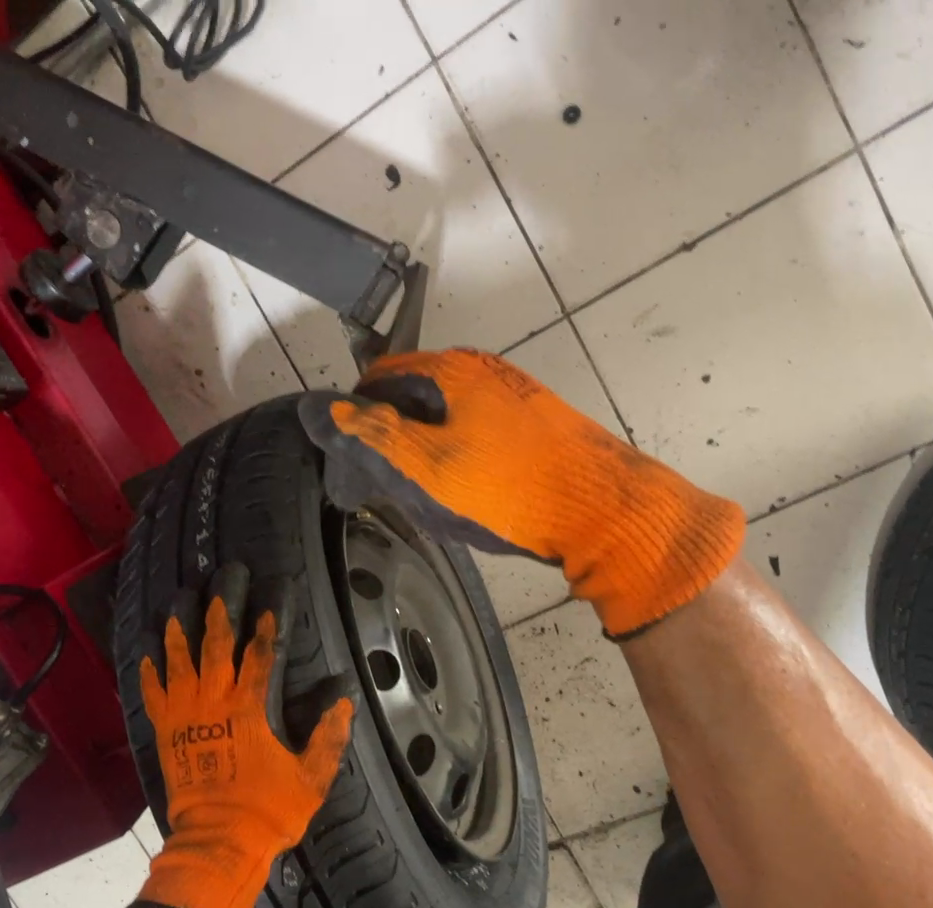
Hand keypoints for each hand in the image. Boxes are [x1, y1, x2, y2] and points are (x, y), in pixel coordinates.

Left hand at [129, 564, 352, 907]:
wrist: (216, 844)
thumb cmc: (268, 811)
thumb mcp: (312, 778)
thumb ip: (328, 736)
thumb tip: (344, 698)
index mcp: (252, 709)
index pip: (262, 655)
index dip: (267, 625)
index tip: (271, 599)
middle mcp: (216, 702)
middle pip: (216, 645)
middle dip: (220, 609)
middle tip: (223, 579)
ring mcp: (186, 715)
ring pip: (180, 660)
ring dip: (180, 627)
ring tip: (180, 599)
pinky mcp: (166, 732)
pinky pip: (153, 693)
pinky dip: (150, 669)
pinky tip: (147, 647)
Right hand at [298, 348, 743, 636]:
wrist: (605, 512)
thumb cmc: (511, 488)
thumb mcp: (431, 467)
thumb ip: (378, 435)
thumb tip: (327, 407)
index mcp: (456, 371)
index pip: (385, 373)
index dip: (358, 406)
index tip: (349, 444)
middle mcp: (487, 370)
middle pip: (419, 388)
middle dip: (393, 423)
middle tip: (381, 469)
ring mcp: (516, 394)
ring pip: (451, 409)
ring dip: (427, 437)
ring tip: (420, 481)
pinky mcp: (536, 421)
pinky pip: (479, 425)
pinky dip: (459, 445)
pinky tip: (465, 481)